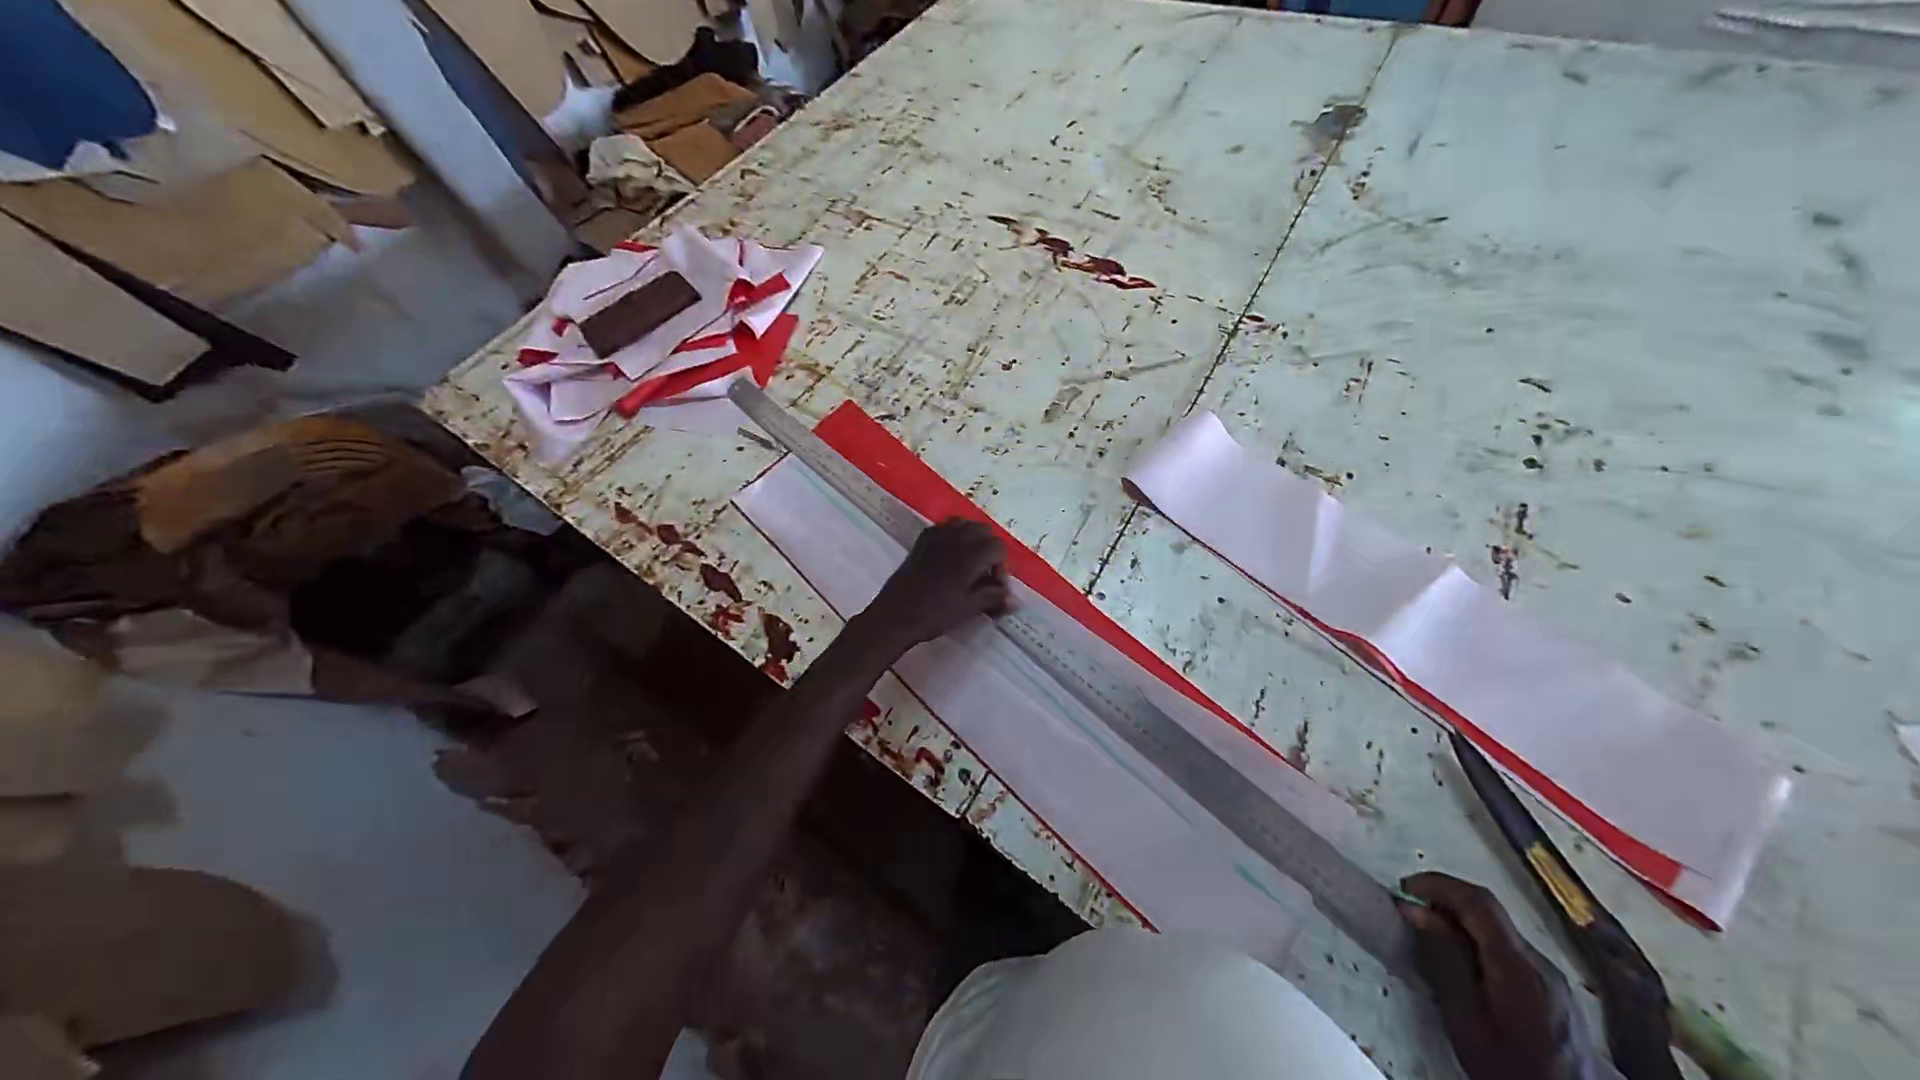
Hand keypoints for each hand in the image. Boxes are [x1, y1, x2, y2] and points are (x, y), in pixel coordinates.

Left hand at [858, 519, 1008, 650]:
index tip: (996, 587)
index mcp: (970, 553)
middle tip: (985, 575)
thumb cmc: (934, 613)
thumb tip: (1015, 600)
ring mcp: (936, 535)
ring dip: (972, 540)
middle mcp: (955, 537)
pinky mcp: (921, 540)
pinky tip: (950, 559)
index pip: (998, 547)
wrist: (895, 615)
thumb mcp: (969, 608)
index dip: (1002, 567)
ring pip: (964, 525)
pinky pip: (944, 528)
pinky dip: (954, 537)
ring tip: (970, 564)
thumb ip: (994, 598)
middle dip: (990, 550)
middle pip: (983, 531)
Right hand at [1398, 872, 1592, 1079]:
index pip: (1479, 902)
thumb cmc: (1512, 1072)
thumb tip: (1415, 910)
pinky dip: (1477, 941)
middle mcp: (1541, 964)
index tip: (1405, 888)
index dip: (1439, 884)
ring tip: (1429, 939)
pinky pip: (1508, 948)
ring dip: (1459, 922)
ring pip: (1498, 929)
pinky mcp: (1554, 990)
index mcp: (1518, 969)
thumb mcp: (1465, 1022)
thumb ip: (1442, 961)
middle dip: (1445, 902)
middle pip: (1490, 912)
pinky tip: (1461, 965)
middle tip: (1410, 913)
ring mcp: (1552, 976)